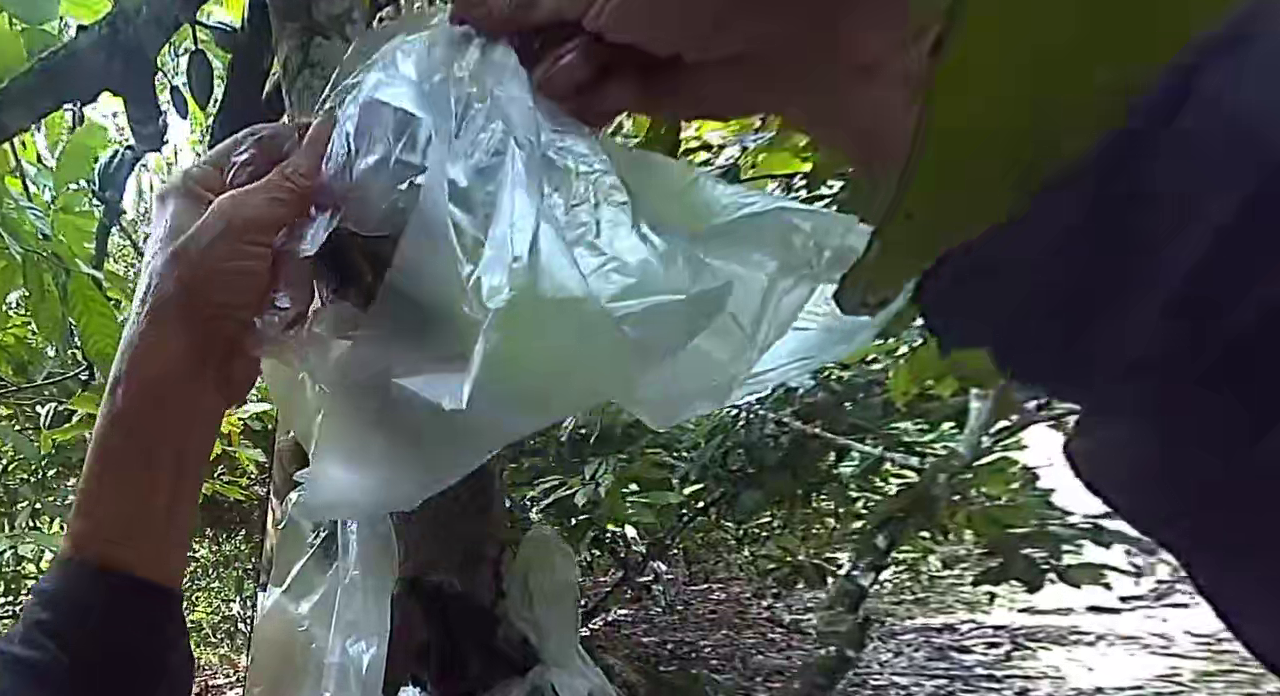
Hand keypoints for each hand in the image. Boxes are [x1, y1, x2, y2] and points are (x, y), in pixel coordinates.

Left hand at [65, 120, 330, 588]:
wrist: (187, 371)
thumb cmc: (199, 288)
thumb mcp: (240, 223)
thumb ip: (286, 184)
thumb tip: (327, 133)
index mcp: (198, 188)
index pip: (257, 148)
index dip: (298, 144)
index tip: (343, 143)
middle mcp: (218, 221)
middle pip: (280, 197)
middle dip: (302, 213)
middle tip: (330, 214)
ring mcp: (239, 263)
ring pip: (292, 242)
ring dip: (295, 262)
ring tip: (283, 282)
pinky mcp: (257, 298)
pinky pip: (292, 280)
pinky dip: (294, 291)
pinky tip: (284, 305)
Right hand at [454, 0, 934, 182]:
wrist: (818, 28)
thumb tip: (461, 10)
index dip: (490, 12)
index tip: (466, 39)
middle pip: (534, 24)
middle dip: (525, 46)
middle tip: (533, 60)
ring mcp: (626, 33)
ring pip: (558, 66)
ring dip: (562, 77)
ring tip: (590, 72)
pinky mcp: (645, 82)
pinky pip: (593, 99)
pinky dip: (590, 102)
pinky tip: (604, 92)